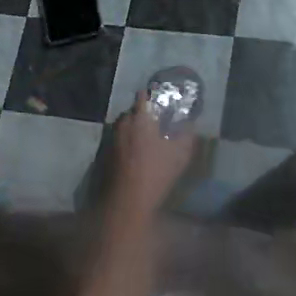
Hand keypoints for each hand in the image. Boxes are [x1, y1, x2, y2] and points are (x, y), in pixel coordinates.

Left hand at [112, 93, 196, 216]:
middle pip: (133, 111)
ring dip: (135, 129)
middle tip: (158, 122)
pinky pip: (119, 140)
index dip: (153, 95)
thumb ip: (187, 134)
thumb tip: (190, 123)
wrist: (128, 199)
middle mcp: (123, 123)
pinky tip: (138, 154)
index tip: (163, 100)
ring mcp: (112, 138)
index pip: (143, 95)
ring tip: (149, 140)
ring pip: (125, 126)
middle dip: (145, 114)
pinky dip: (128, 142)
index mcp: (140, 118)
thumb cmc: (157, 172)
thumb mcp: (181, 154)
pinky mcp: (106, 153)